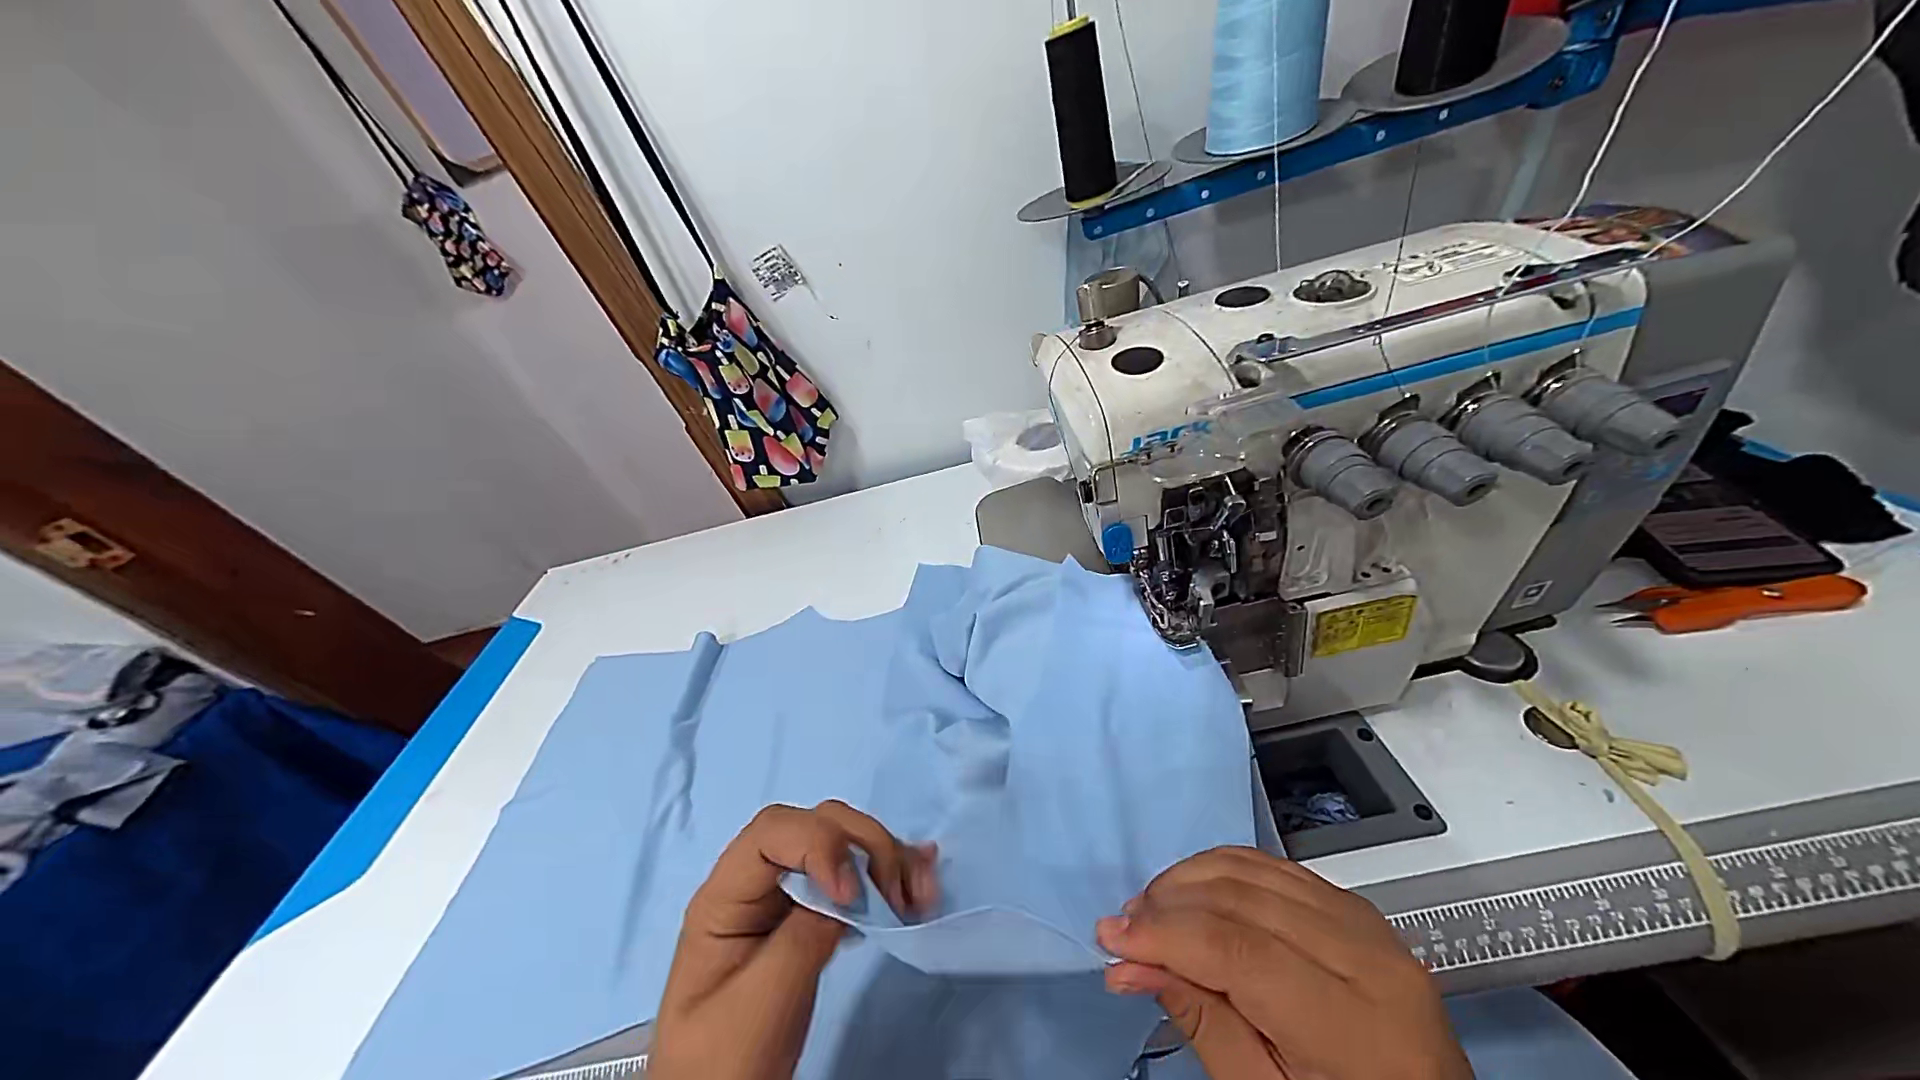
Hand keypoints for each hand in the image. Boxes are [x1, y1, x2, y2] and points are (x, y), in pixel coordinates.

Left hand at [649, 801, 936, 1079]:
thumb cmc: (723, 1058)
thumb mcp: (760, 1002)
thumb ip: (803, 936)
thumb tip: (854, 890)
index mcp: (726, 895)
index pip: (773, 831)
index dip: (820, 844)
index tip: (851, 897)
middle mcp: (757, 881)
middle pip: (816, 824)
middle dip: (865, 846)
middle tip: (898, 896)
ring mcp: (786, 894)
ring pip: (843, 842)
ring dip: (888, 858)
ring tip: (920, 897)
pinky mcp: (812, 912)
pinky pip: (855, 874)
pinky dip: (890, 874)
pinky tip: (919, 880)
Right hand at [1097, 846, 1470, 1079]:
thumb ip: (1201, 1022)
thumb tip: (1129, 964)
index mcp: (1359, 1027)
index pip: (1242, 952)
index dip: (1167, 937)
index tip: (1111, 939)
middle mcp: (1370, 957)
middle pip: (1243, 900)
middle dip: (1168, 906)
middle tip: (1122, 928)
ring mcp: (1367, 923)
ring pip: (1252, 869)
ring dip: (1187, 880)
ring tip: (1149, 911)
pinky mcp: (1354, 906)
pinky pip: (1272, 866)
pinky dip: (1219, 871)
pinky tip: (1191, 894)